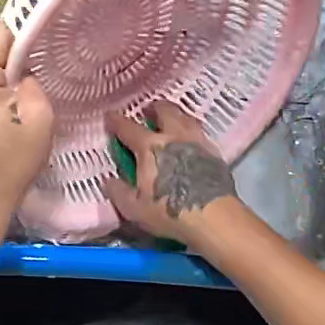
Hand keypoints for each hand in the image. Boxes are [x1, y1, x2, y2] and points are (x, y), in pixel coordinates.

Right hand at [103, 101, 242, 246]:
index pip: (128, 128)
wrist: (214, 216)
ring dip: (176, 115)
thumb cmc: (169, 211)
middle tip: (148, 111)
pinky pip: (200, 132)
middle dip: (154, 107)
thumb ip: (118, 192)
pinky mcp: (215, 152)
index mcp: (150, 146)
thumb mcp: (134, 208)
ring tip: (171, 120)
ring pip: (186, 117)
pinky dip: (191, 131)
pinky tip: (191, 140)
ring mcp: (197, 141)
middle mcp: (174, 136)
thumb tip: (109, 181)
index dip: (116, 121)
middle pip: (165, 111)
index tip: (110, 116)